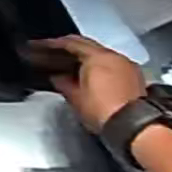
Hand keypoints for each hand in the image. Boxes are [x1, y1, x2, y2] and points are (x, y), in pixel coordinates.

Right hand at [31, 35, 146, 132]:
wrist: (137, 128)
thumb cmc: (102, 108)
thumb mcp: (73, 93)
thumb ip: (61, 79)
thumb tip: (57, 76)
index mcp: (100, 56)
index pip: (69, 42)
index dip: (48, 44)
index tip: (33, 46)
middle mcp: (116, 58)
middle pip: (86, 46)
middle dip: (65, 48)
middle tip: (45, 52)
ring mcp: (128, 69)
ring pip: (98, 56)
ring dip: (79, 58)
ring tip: (61, 64)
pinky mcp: (134, 80)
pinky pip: (108, 66)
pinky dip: (93, 66)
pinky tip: (81, 75)